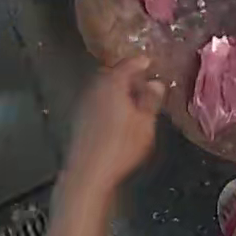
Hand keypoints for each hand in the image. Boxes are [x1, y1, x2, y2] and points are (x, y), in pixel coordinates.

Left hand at [61, 56, 166, 192]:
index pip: (127, 65)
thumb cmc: (122, 146)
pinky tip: (120, 112)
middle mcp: (95, 90)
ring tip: (135, 95)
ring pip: (103, 87)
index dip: (140, 62)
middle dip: (127, 74)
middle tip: (145, 79)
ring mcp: (84, 104)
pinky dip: (109, 99)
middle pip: (111, 74)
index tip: (152, 62)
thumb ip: (150, 100)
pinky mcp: (80, 119)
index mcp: (113, 86)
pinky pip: (98, 99)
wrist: (88, 174)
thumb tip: (156, 83)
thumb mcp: (145, 123)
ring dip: (118, 87)